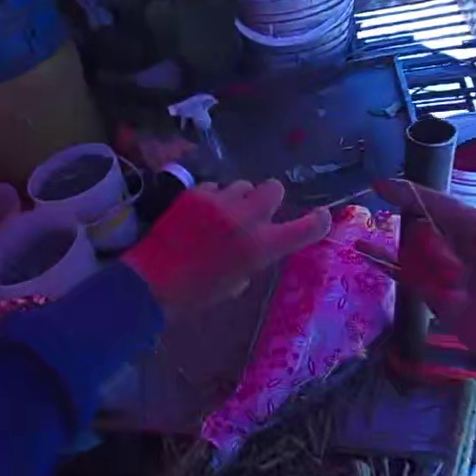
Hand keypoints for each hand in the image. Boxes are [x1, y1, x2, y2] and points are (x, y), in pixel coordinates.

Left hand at [121, 180, 331, 317]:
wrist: (153, 281)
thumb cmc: (199, 292)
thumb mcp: (238, 281)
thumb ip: (254, 256)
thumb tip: (254, 240)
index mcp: (262, 247)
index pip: (306, 228)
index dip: (319, 221)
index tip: (321, 216)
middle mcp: (247, 219)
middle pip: (274, 188)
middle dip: (269, 199)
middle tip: (257, 212)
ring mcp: (221, 202)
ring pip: (244, 184)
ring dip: (240, 197)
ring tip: (223, 213)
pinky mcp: (197, 193)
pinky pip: (216, 186)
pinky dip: (214, 198)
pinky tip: (201, 214)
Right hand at [372, 178, 475, 392]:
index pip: (453, 209)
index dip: (421, 195)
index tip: (388, 183)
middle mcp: (474, 256)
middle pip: (432, 227)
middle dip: (406, 211)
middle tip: (373, 198)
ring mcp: (460, 284)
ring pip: (421, 257)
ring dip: (395, 244)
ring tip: (362, 233)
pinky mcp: (452, 312)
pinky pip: (420, 289)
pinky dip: (397, 276)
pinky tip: (373, 265)